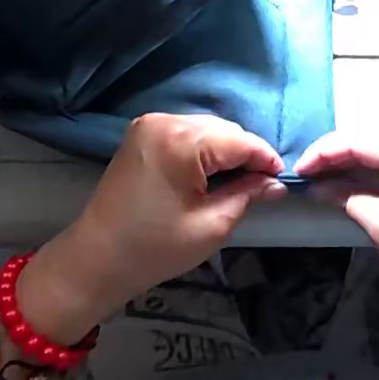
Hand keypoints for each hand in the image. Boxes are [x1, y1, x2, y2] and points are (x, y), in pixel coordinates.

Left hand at [16, 114, 284, 341]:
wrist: (95, 259)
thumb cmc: (154, 248)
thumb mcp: (211, 226)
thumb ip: (247, 195)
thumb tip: (275, 183)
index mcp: (181, 141)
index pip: (239, 141)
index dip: (265, 159)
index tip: (282, 180)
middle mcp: (164, 121)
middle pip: (223, 130)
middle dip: (245, 154)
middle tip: (262, 184)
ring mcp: (149, 124)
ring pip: (206, 129)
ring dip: (225, 151)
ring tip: (238, 181)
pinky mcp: (141, 134)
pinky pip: (185, 133)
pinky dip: (203, 149)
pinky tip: (210, 173)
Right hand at [294, 133, 378, 333]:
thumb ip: (349, 199)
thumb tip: (316, 185)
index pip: (361, 141)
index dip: (324, 154)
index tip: (297, 172)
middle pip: (366, 141)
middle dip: (331, 158)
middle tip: (300, 178)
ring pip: (373, 152)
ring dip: (343, 166)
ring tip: (312, 181)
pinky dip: (360, 175)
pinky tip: (337, 184)